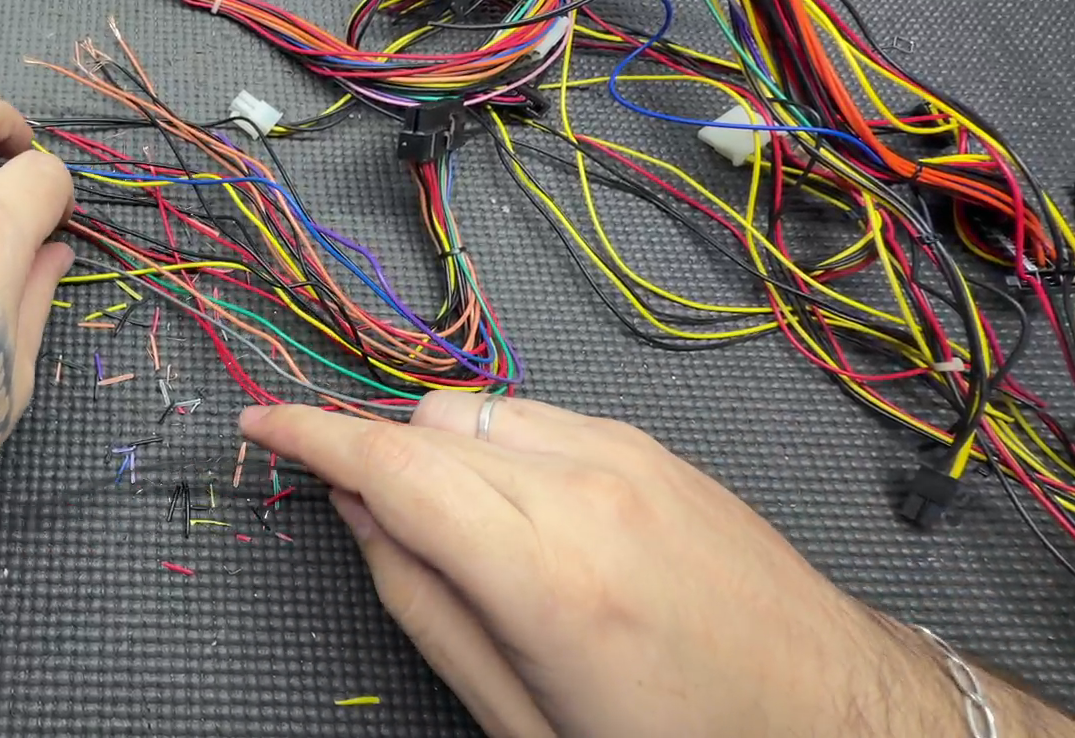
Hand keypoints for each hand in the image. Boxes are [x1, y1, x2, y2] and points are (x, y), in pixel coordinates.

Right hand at [241, 394, 1050, 737]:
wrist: (853, 728)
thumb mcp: (517, 715)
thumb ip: (416, 596)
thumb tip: (351, 504)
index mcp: (549, 574)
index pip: (389, 467)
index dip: (307, 433)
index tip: (258, 421)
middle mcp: (584, 486)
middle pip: (421, 423)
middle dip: (374, 454)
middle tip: (376, 515)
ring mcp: (622, 452)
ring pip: (466, 406)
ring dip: (431, 447)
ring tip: (461, 521)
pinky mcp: (645, 441)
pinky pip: (524, 411)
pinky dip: (488, 442)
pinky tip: (518, 502)